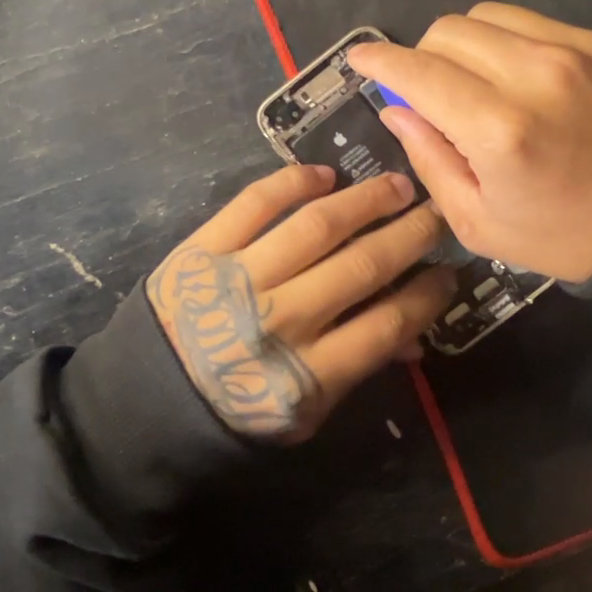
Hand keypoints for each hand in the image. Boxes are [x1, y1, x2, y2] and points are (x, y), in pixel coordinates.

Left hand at [146, 165, 456, 442]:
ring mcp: (238, 277)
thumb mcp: (302, 416)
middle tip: (436, 213)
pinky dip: (292, 183)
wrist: (142, 405)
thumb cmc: (232, 415)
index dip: (427, 295)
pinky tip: (324, 174)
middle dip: (409, 236)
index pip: (386, 324)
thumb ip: (356, 369)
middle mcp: (278, 320)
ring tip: (396, 185)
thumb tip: (413, 334)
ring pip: (315, 226)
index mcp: (305, 376)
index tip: (449, 272)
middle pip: (360, 266)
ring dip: (364, 200)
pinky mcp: (202, 247)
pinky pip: (254, 203)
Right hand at [345, 3, 591, 282]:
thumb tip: (396, 110)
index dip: (379, 61)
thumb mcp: (482, 224)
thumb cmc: (569, 234)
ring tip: (473, 82)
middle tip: (430, 95)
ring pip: (481, 16)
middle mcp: (531, 75)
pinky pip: (524, 19)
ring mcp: (568, 49)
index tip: (359, 60)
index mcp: (498, 131)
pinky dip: (500, 40)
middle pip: (445, 33)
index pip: (417, 73)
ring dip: (461, 45)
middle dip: (422, 59)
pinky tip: (513, 75)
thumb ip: (430, 160)